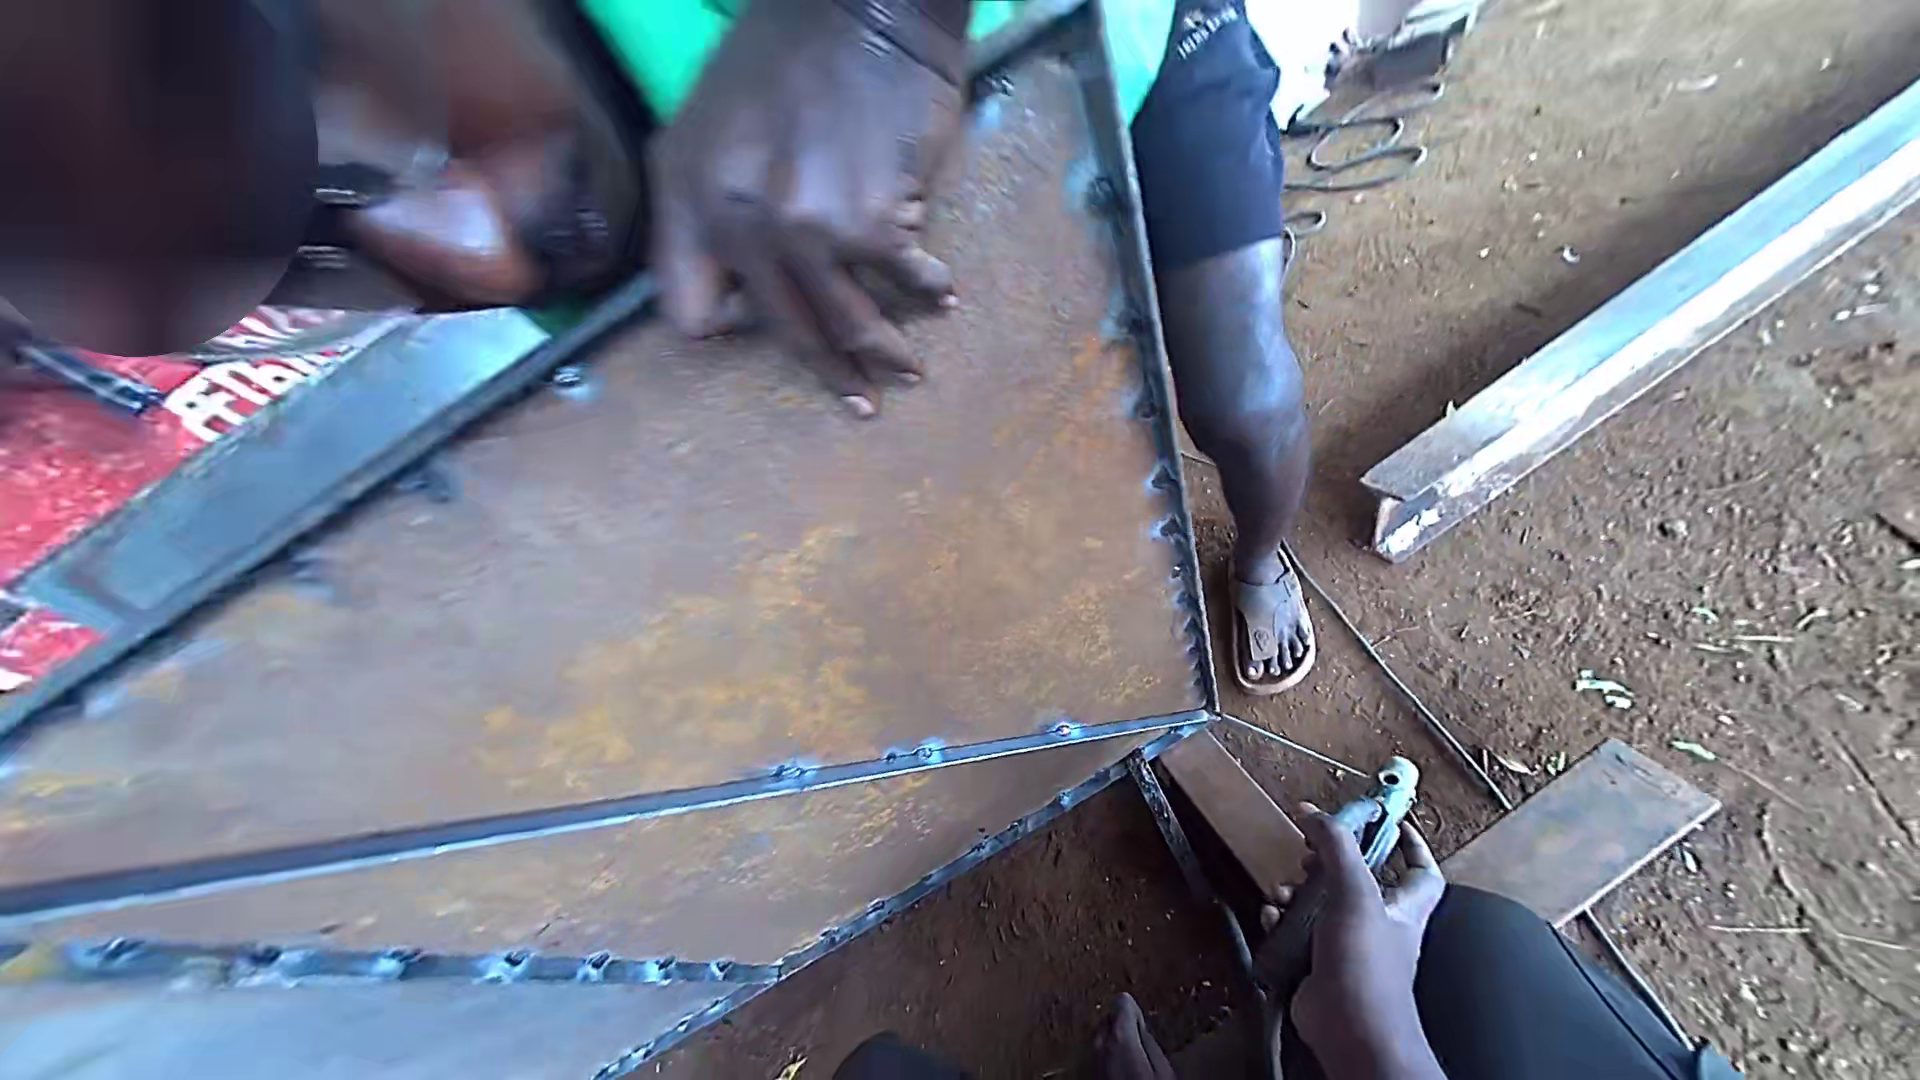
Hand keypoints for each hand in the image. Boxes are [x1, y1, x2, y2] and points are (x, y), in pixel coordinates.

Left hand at [649, 0, 968, 417]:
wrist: (862, 5)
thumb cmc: (787, 60)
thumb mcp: (712, 127)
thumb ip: (713, 210)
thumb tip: (753, 291)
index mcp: (691, 200)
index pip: (689, 313)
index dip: (729, 330)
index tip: (766, 328)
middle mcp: (742, 225)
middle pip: (787, 336)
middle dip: (833, 376)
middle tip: (861, 400)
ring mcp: (809, 230)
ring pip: (851, 327)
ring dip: (888, 356)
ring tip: (910, 371)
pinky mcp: (874, 225)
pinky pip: (906, 282)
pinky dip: (930, 292)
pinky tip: (943, 293)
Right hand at [1290, 805, 1446, 1079]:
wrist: (1350, 1033)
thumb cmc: (1366, 968)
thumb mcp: (1354, 893)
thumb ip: (1337, 846)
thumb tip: (1313, 812)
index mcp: (1401, 908)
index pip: (1421, 872)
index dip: (1410, 844)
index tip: (1387, 820)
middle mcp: (1376, 924)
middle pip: (1354, 878)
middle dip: (1325, 861)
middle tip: (1308, 851)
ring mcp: (1346, 943)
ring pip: (1318, 900)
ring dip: (1295, 889)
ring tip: (1285, 891)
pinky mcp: (1316, 958)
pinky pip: (1294, 926)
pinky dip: (1281, 918)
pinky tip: (1276, 918)